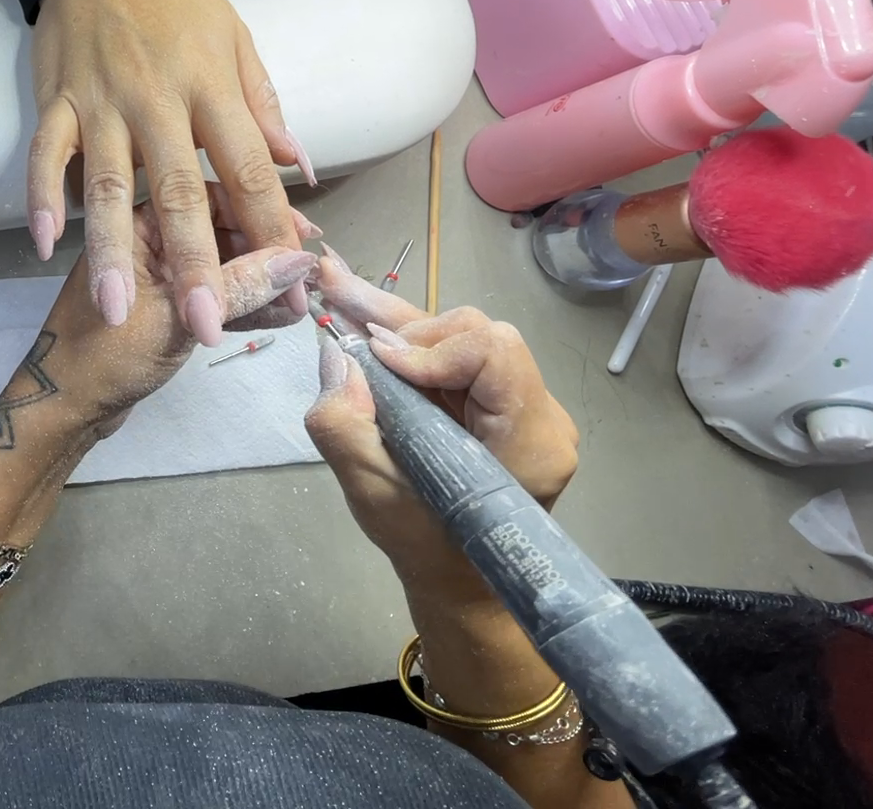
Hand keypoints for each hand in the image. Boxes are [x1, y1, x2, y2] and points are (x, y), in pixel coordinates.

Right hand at [25, 0, 312, 348]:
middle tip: (203, 325)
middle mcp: (158, 101)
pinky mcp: (55, 102)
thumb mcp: (235, 37)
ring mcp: (101, 103)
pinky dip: (42, 198)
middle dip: (194, 263)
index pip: (247, 168)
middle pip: (180, 191)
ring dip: (112, 250)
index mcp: (210, 86)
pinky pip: (46, 156)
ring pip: (110, 185)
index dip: (269, 227)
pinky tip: (45, 244)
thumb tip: (299, 165)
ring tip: (117, 309)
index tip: (289, 282)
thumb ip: (262, 104)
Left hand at [37, 194, 318, 436]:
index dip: (261, 216)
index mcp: (141, 223)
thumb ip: (237, 287)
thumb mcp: (176, 318)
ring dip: (260, 286)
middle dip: (267, 256)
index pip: (211, 199)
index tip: (304, 238)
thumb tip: (299, 261)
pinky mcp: (166, 309)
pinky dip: (242, 308)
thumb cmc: (105, 355)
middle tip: (309, 279)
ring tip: (301, 304)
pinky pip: (211, 298)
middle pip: (222, 234)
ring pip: (220, 269)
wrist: (64, 408)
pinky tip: (278, 317)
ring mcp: (159, 277)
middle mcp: (151, 241)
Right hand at [302, 248, 578, 603]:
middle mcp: (538, 413)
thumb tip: (334, 353)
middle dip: (407, 331)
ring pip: (460, 336)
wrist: (457, 578)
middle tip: (343, 314)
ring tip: (338, 293)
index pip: (492, 352)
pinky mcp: (495, 401)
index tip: (377, 363)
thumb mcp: (370, 494)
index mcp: (527, 439)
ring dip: (397, 325)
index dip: (429, 350)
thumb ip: (344, 426)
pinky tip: (357, 309)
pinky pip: (451, 354)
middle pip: (476, 333)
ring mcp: (520, 404)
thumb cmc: (422, 544)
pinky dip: (402, 339)